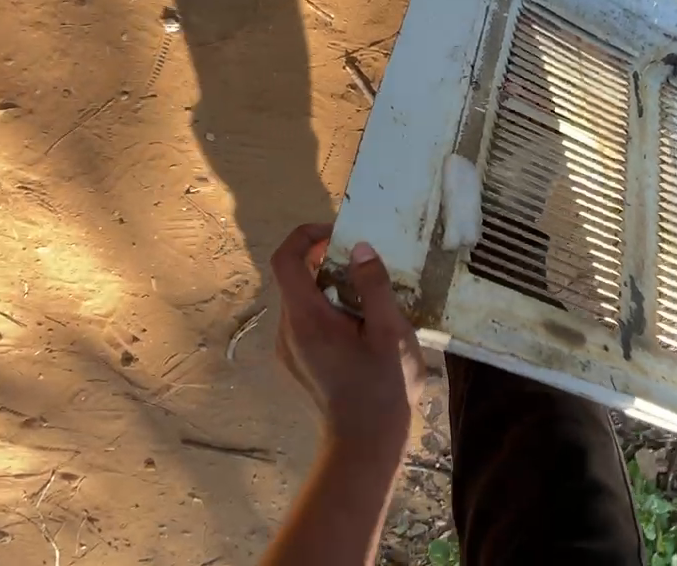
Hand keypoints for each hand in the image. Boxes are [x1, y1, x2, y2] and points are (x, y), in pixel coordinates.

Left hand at [271, 223, 424, 453]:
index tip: (338, 233)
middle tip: (364, 262)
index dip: (306, 235)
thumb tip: (359, 247)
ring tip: (369, 293)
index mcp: (306, 318)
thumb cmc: (382, 386)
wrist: (367, 445)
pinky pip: (306, 319)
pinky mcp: (298, 361)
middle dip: (326, 258)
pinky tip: (361, 322)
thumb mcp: (390, 331)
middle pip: (294, 276)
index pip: (286, 259)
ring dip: (329, 283)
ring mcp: (290, 348)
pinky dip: (328, 305)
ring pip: (301, 298)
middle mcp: (288, 330)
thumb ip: (374, 285)